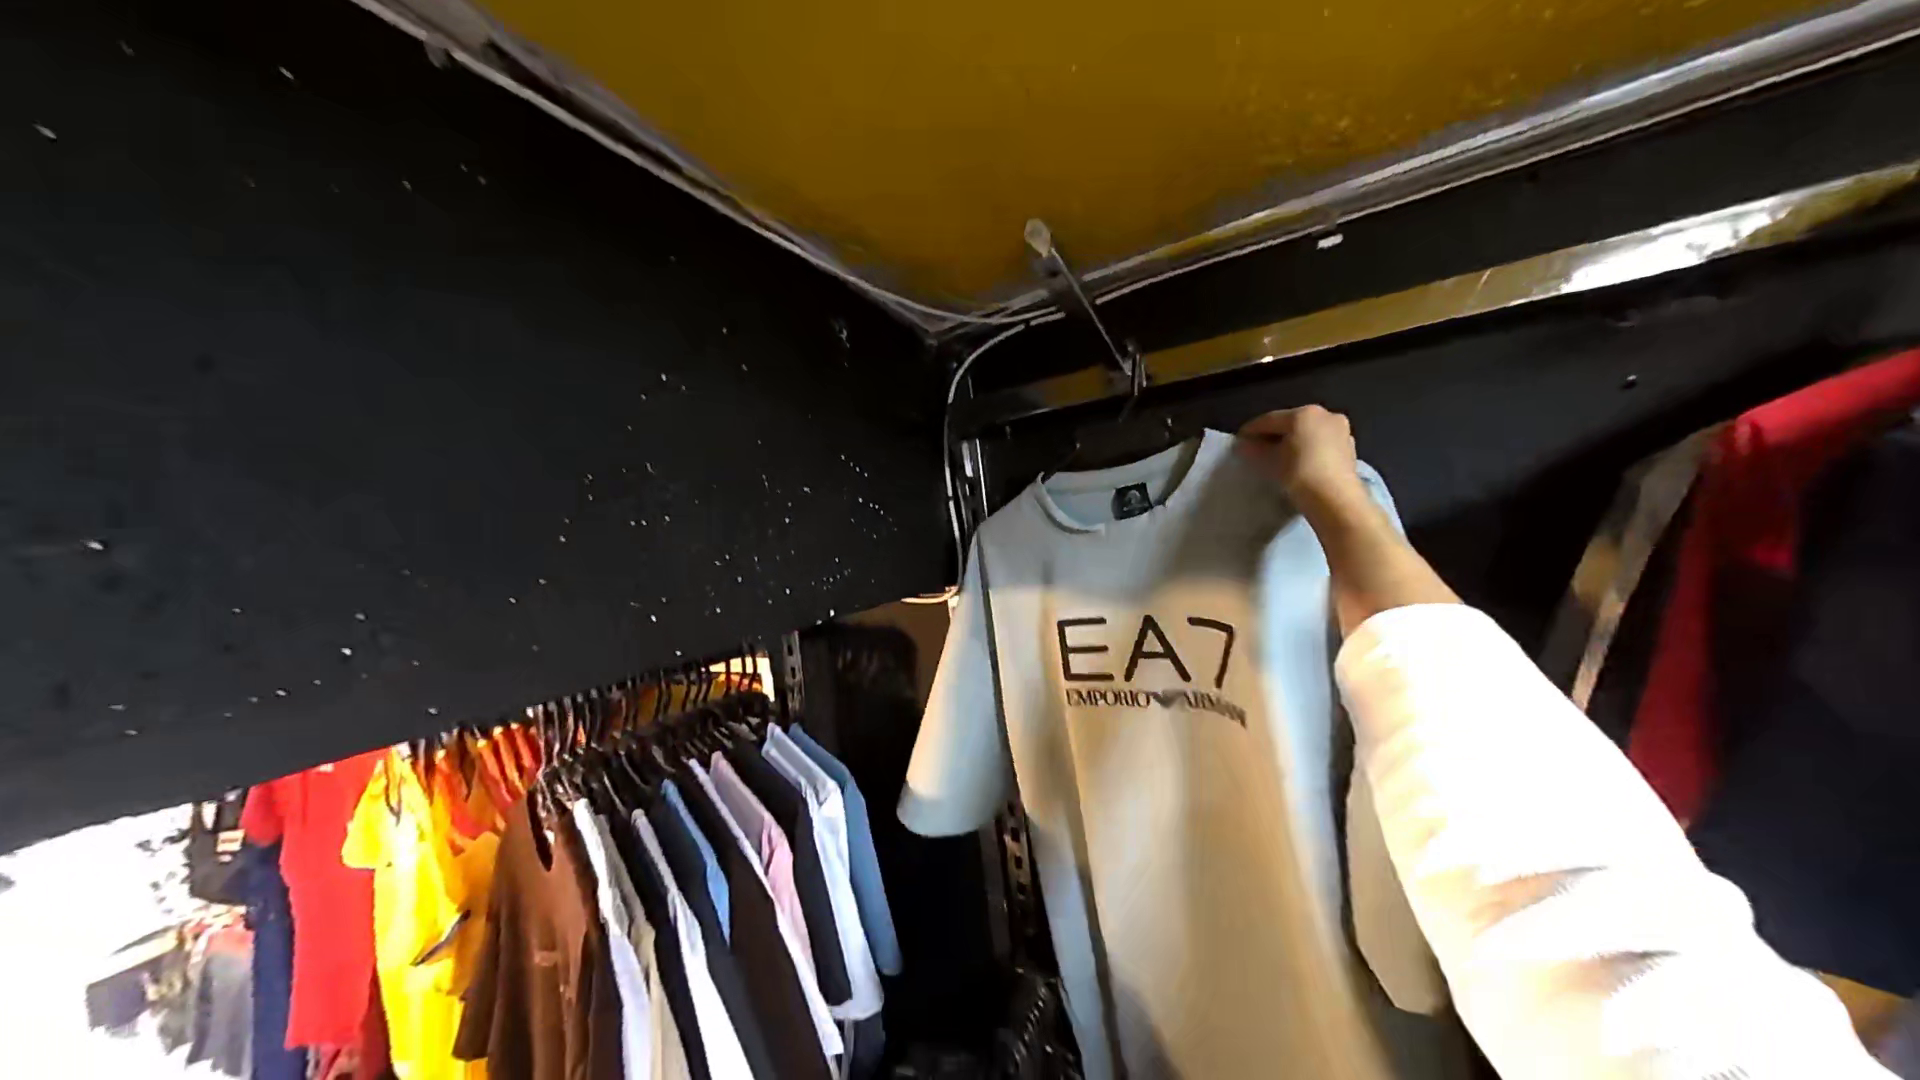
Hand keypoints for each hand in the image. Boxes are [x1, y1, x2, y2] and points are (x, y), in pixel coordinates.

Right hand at [1235, 405, 1366, 510]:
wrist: (1335, 499)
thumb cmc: (1299, 473)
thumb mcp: (1269, 461)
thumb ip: (1254, 449)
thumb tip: (1244, 445)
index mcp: (1304, 414)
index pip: (1269, 419)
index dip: (1251, 430)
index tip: (1238, 441)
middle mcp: (1325, 415)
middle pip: (1291, 423)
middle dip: (1273, 435)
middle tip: (1257, 449)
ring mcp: (1341, 431)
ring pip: (1308, 433)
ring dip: (1292, 442)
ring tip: (1278, 457)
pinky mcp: (1349, 448)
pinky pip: (1321, 444)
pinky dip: (1307, 450)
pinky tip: (1299, 463)